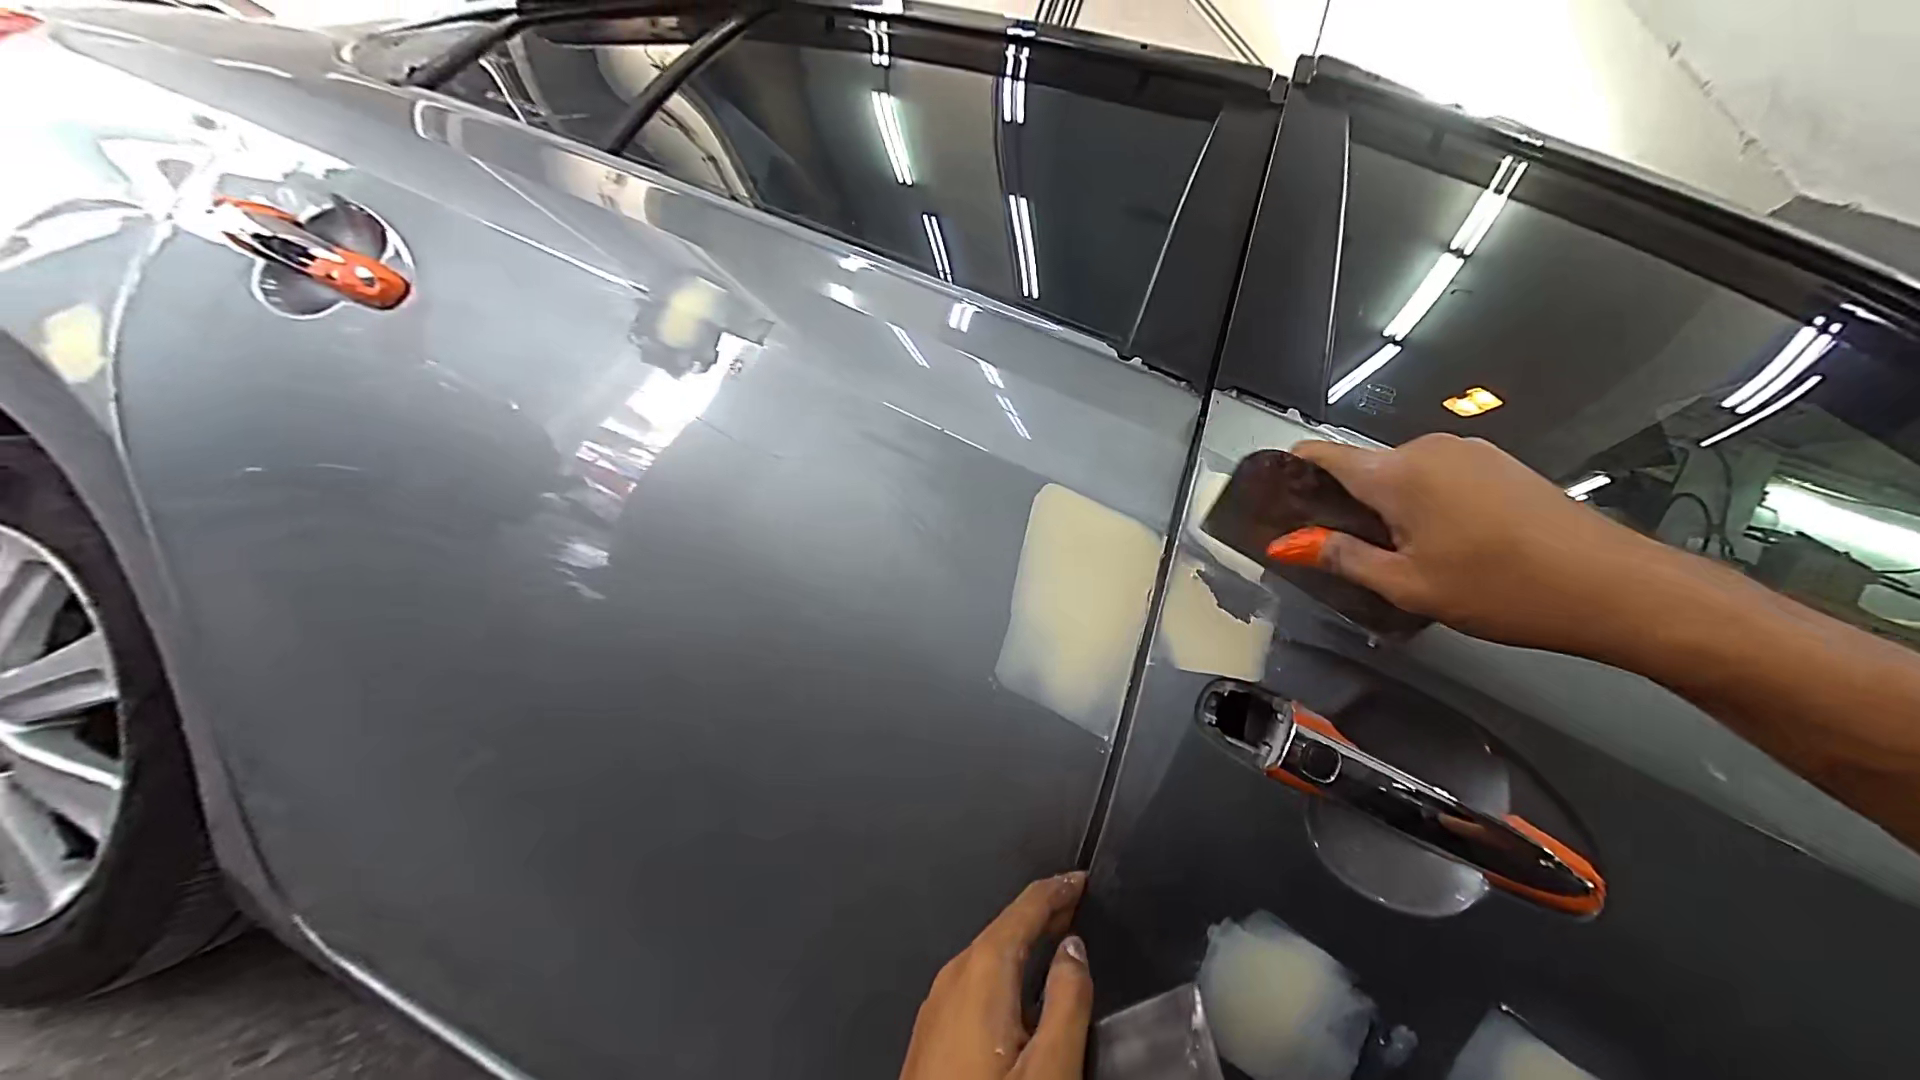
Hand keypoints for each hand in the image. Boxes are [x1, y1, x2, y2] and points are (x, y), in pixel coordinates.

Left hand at [897, 872, 1091, 1079]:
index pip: (1024, 909)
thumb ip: (1068, 1001)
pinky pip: (976, 978)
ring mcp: (938, 1001)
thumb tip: (1074, 948)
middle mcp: (956, 973)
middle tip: (1077, 901)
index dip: (1057, 889)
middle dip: (1043, 911)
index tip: (1082, 878)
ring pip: (990, 952)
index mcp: (983, 968)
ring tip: (1058, 934)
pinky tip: (1023, 987)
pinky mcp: (933, 1028)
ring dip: (1025, 939)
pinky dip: (1006, 966)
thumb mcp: (1050, 1070)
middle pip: (1005, 926)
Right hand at [1284, 434, 1674, 653]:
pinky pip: (1436, 477)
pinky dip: (1422, 504)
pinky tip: (1444, 543)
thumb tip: (1291, 544)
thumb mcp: (1406, 585)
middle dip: (1345, 505)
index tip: (1280, 501)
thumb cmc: (1504, 588)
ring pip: (1399, 475)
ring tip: (1404, 556)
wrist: (1619, 587)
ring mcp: (1469, 452)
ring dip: (1387, 508)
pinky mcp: (1497, 464)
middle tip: (1347, 553)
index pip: (1321, 455)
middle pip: (1361, 469)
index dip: (1293, 473)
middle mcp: (1428, 449)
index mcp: (1397, 473)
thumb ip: (1341, 558)